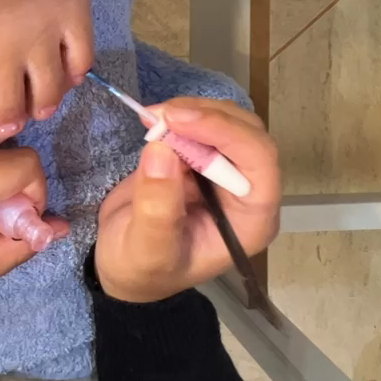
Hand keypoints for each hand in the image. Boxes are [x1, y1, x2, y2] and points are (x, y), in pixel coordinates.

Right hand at [94, 98, 281, 303]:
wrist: (122, 266)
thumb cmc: (142, 268)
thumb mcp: (148, 247)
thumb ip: (157, 207)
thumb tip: (162, 151)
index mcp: (250, 219)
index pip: (259, 162)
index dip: (225, 132)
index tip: (178, 120)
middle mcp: (245, 191)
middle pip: (247, 135)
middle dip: (207, 116)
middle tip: (161, 114)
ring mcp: (222, 173)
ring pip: (227, 123)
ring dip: (191, 111)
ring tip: (152, 118)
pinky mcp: (198, 159)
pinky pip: (201, 126)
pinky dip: (178, 115)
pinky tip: (152, 120)